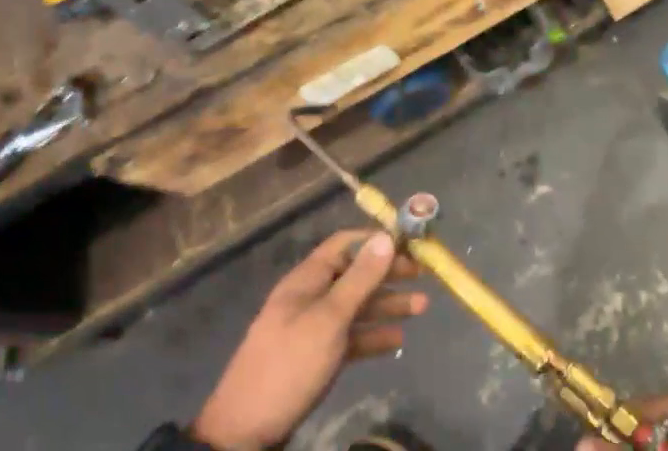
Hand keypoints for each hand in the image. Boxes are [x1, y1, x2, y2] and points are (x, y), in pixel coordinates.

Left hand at [191, 230, 428, 450]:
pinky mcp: (316, 356)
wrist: (245, 431)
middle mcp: (310, 299)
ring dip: (389, 305)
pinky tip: (398, 340)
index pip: (345, 244)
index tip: (411, 243)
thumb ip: (360, 279)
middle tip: (423, 275)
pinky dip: (374, 335)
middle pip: (355, 275)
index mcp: (306, 282)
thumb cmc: (290, 364)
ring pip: (357, 307)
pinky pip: (351, 337)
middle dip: (390, 273)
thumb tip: (386, 237)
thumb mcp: (329, 319)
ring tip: (423, 307)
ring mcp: (312, 329)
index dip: (377, 240)